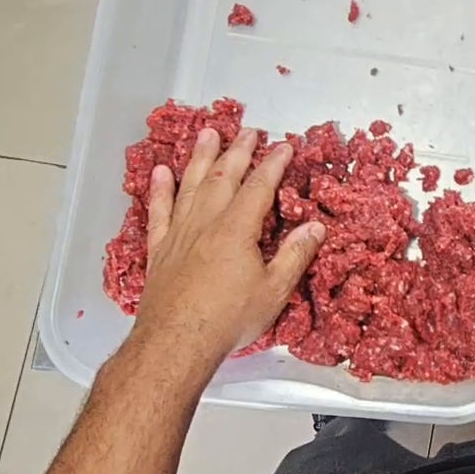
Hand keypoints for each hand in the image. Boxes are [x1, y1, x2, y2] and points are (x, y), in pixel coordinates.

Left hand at [128, 127, 324, 374]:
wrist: (175, 342)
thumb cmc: (229, 318)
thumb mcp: (275, 289)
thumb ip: (295, 254)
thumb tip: (315, 226)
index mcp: (237, 230)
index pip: (259, 187)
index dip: (274, 164)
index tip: (285, 145)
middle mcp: (206, 223)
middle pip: (224, 177)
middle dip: (239, 151)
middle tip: (249, 131)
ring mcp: (180, 234)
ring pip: (191, 186)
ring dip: (201, 158)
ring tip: (207, 133)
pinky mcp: (160, 249)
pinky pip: (159, 212)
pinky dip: (160, 190)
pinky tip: (161, 172)